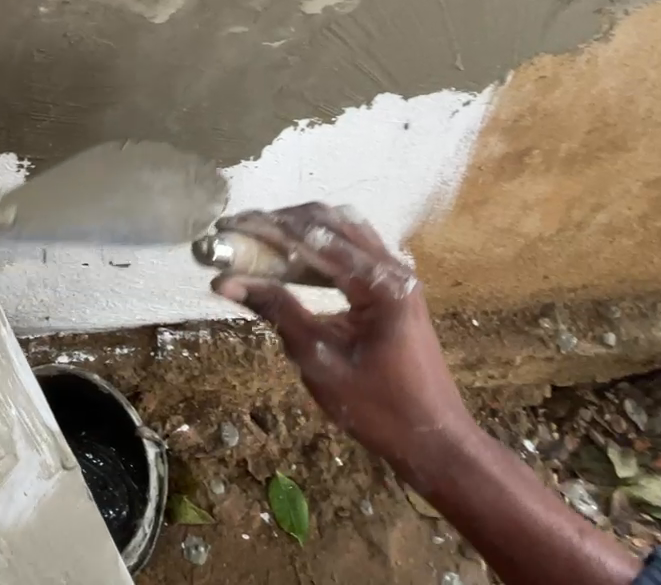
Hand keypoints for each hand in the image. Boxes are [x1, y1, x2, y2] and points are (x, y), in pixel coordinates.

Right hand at [211, 203, 474, 485]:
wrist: (436, 440)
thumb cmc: (378, 408)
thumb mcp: (318, 360)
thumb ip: (276, 310)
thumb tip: (224, 281)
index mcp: (380, 286)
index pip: (312, 239)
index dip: (264, 229)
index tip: (226, 227)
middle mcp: (393, 269)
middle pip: (328, 220)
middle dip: (277, 221)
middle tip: (238, 232)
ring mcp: (398, 274)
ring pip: (342, 225)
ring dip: (298, 227)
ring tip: (259, 240)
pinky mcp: (395, 284)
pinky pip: (352, 244)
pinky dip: (318, 241)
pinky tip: (293, 257)